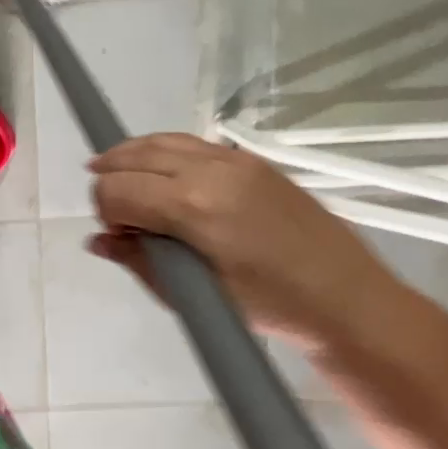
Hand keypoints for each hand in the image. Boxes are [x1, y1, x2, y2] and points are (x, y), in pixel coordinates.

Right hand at [87, 133, 405, 350]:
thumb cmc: (269, 306)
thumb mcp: (195, 293)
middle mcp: (211, 171)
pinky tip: (159, 175)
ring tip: (117, 178)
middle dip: (111, 180)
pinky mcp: (252, 161)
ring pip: (159, 141)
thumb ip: (140, 260)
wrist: (349, 301)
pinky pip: (190, 143)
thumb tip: (98, 241)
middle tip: (115, 214)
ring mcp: (234, 161)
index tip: (119, 236)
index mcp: (194, 207)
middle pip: (132, 157)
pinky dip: (162, 153)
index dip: (105, 211)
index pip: (117, 189)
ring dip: (131, 158)